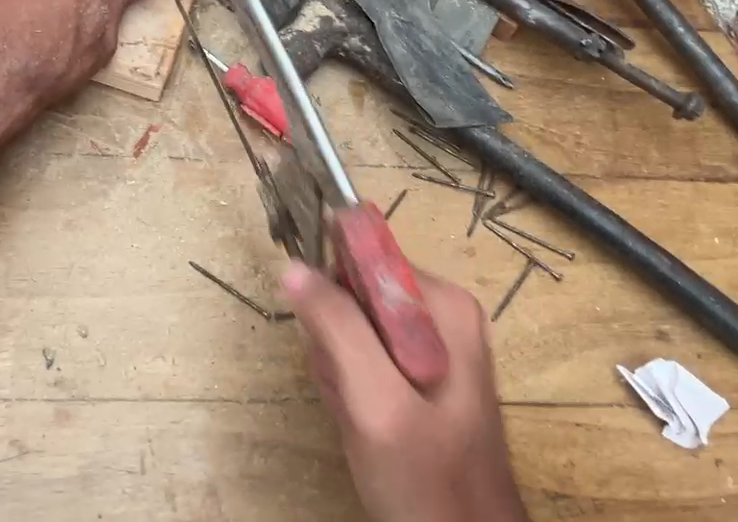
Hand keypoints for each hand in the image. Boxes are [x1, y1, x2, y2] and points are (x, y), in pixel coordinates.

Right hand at [282, 262, 527, 521]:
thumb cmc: (427, 480)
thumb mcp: (375, 402)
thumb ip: (338, 329)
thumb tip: (294, 266)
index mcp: (442, 303)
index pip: (361, 257)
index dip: (334, 297)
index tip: (332, 346)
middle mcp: (440, 311)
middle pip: (353, 293)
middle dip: (336, 343)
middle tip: (349, 392)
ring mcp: (431, 341)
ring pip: (350, 325)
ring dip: (338, 369)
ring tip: (357, 412)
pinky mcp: (418, 368)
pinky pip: (361, 354)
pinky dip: (349, 385)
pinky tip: (362, 418)